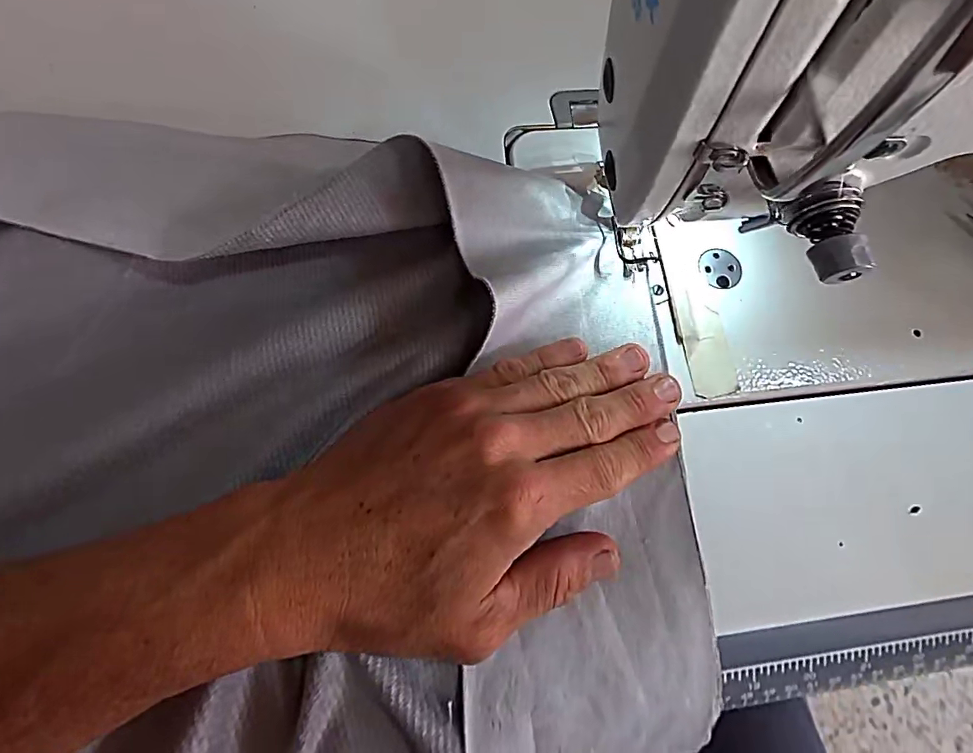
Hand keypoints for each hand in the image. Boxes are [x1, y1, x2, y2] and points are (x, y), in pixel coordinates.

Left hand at [240, 339, 681, 663]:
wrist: (306, 547)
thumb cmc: (384, 590)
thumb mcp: (478, 621)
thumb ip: (551, 582)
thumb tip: (602, 554)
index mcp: (519, 503)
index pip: (602, 466)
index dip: (641, 448)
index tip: (666, 435)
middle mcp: (503, 446)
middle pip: (589, 415)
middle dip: (635, 401)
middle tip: (665, 387)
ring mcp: (472, 412)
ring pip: (556, 383)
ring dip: (602, 371)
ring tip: (635, 360)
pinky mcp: (445, 395)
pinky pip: (511, 369)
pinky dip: (547, 358)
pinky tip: (571, 350)